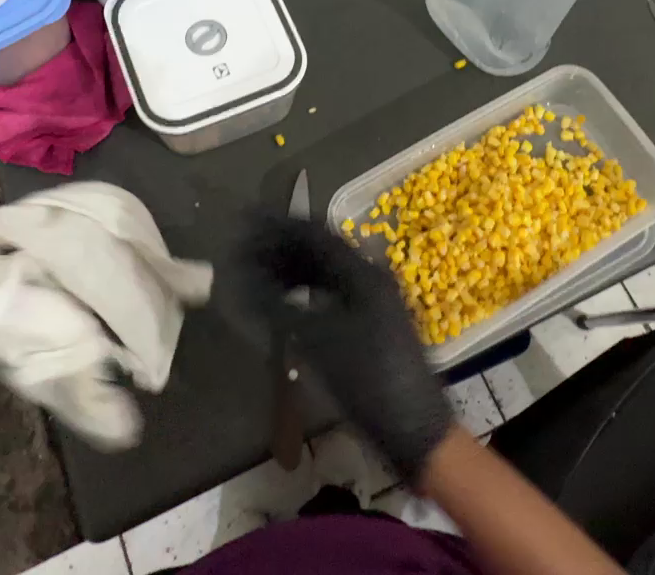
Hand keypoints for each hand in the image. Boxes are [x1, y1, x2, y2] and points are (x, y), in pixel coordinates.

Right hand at [235, 218, 451, 480]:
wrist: (415, 428)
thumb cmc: (366, 381)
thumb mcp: (314, 343)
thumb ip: (274, 307)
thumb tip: (239, 281)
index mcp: (362, 272)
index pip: (313, 234)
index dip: (276, 228)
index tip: (244, 225)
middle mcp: (371, 277)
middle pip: (320, 250)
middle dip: (280, 249)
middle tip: (244, 253)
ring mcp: (375, 300)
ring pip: (326, 272)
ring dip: (292, 271)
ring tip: (255, 276)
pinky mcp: (374, 323)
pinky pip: (333, 293)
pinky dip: (305, 293)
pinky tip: (284, 303)